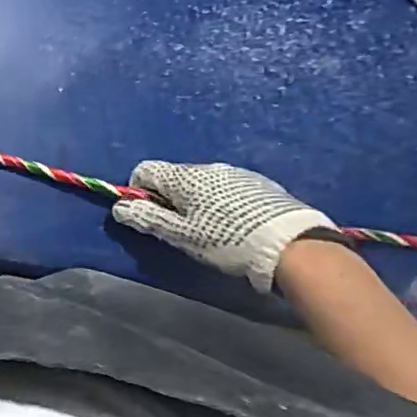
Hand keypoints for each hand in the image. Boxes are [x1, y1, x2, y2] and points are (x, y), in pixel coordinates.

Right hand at [110, 161, 339, 292]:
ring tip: (213, 227)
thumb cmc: (227, 240)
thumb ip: (147, 218)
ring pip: (202, 183)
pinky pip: (228, 188)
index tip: (151, 214)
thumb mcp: (180, 235)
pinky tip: (237, 223)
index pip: (145, 170)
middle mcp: (209, 168)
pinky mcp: (263, 185)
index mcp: (184, 177)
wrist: (297, 248)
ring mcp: (239, 174)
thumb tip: (119, 207)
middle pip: (174, 177)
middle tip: (182, 226)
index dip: (140, 192)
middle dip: (170, 197)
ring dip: (198, 199)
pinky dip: (223, 201)